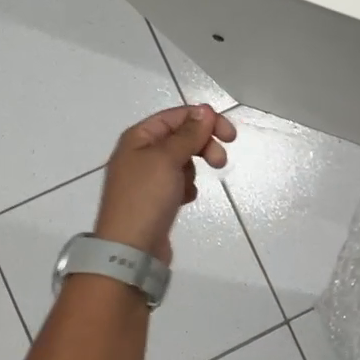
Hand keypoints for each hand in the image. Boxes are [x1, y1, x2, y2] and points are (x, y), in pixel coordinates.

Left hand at [92, 104, 235, 264]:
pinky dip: (188, 186)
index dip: (204, 120)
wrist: (130, 249)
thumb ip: (188, 133)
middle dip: (204, 145)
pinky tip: (186, 198)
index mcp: (138, 137)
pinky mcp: (156, 198)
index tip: (230, 135)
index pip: (177, 116)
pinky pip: (179, 181)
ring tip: (194, 186)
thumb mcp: (167, 159)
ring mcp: (148, 177)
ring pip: (183, 159)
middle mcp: (141, 153)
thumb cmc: (145, 198)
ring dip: (195, 167)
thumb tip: (205, 110)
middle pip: (182, 137)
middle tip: (220, 162)